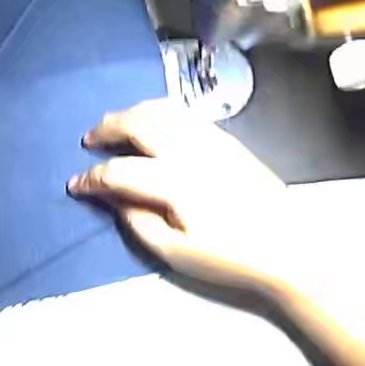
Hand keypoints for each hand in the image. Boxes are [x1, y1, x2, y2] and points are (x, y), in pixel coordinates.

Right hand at [68, 99, 320, 297]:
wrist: (288, 246)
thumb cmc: (232, 256)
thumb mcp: (177, 253)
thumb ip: (139, 223)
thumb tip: (116, 200)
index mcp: (175, 182)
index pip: (120, 171)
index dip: (92, 178)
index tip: (76, 186)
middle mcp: (190, 150)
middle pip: (139, 123)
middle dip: (107, 128)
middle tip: (90, 140)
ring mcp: (212, 140)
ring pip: (164, 109)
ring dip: (134, 112)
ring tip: (119, 125)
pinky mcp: (228, 140)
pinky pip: (187, 113)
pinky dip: (162, 111)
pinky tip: (156, 123)